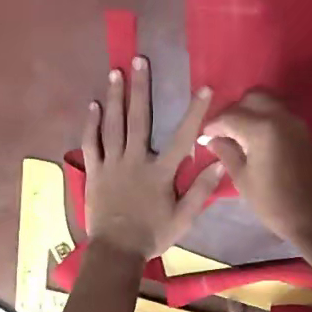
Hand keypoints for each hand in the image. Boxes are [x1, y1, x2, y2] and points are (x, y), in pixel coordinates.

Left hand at [80, 57, 222, 258]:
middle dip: (140, 88)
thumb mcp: (184, 217)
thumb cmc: (153, 234)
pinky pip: (91, 143)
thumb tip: (219, 162)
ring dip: (114, 97)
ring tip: (115, 72)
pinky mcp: (94, 172)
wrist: (117, 251)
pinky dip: (91, 123)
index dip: (195, 112)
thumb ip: (201, 189)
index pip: (183, 137)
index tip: (203, 88)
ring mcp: (112, 164)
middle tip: (138, 60)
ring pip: (112, 125)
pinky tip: (93, 105)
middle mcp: (135, 161)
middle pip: (138, 119)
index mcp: (160, 172)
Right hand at [201, 92, 311, 242]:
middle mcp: (282, 118)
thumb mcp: (243, 179)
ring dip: (253, 111)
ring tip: (241, 133)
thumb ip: (227, 153)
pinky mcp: (306, 132)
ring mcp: (298, 123)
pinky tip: (259, 139)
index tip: (206, 135)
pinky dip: (268, 119)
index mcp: (262, 130)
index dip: (214, 125)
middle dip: (235, 110)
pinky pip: (283, 115)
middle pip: (253, 98)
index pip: (231, 116)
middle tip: (225, 130)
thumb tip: (213, 139)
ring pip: (270, 102)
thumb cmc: (273, 203)